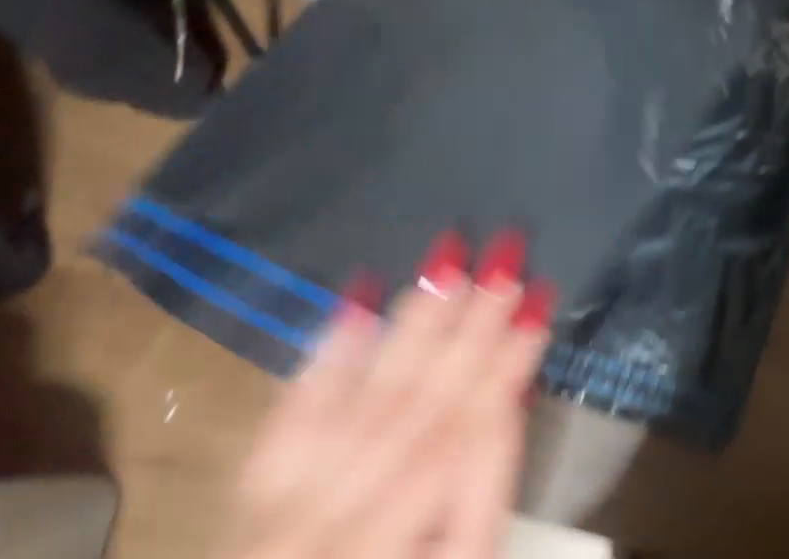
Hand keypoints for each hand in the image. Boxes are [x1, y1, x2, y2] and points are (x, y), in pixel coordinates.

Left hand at [222, 231, 555, 558]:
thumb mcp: (463, 558)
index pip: (459, 439)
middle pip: (413, 408)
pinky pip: (292, 412)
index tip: (536, 301)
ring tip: (447, 261)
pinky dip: (329, 352)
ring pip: (361, 399)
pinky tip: (359, 298)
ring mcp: (278, 507)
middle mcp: (326, 530)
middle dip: (466, 328)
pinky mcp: (252, 484)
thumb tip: (509, 396)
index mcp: (386, 547)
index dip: (502, 366)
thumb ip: (482, 491)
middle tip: (504, 259)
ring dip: (410, 324)